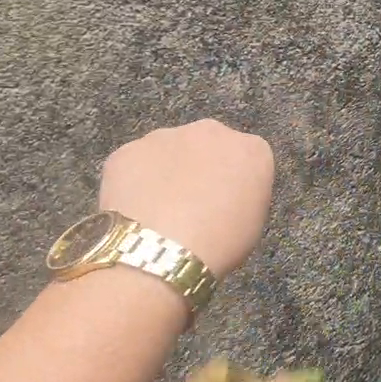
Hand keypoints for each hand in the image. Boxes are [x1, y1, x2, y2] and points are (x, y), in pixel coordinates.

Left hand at [97, 119, 274, 276]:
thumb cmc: (221, 241)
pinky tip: (132, 208)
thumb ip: (243, 193)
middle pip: (208, 144)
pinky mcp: (127, 150)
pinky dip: (132, 180)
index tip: (226, 201)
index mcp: (253, 149)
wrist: (160, 249)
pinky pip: (133, 163)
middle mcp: (212, 132)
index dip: (235, 180)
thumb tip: (225, 194)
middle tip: (192, 201)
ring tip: (157, 209)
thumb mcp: (254, 219)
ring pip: (168, 150)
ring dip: (166, 170)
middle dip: (201, 165)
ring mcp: (165, 136)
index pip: (248, 158)